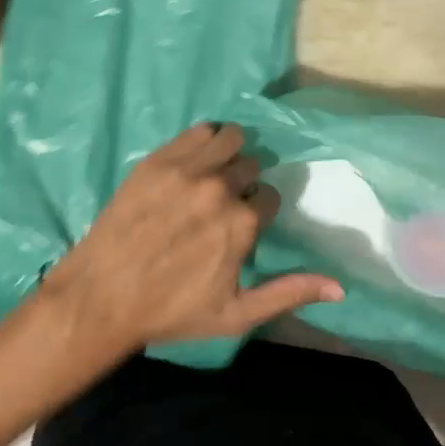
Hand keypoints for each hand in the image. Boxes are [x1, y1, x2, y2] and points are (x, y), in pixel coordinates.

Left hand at [39, 121, 343, 359]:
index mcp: (243, 223)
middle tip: (223, 201)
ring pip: (229, 138)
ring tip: (214, 171)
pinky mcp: (157, 160)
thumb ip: (289, 292)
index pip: (270, 195)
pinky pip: (196, 131)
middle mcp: (219, 189)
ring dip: (229, 152)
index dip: (259, 209)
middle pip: (251, 166)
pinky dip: (203, 140)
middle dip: (243, 181)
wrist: (103, 295)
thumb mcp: (236, 314)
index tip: (243, 222)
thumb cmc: (171, 311)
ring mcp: (186, 170)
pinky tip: (195, 159)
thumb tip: (341, 287)